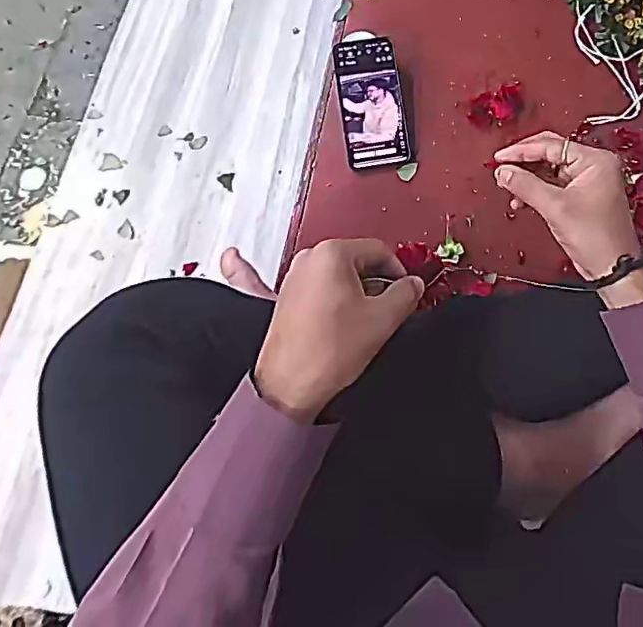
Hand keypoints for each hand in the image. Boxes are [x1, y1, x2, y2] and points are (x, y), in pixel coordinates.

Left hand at [252, 239, 423, 421]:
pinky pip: (257, 280)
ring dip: (346, 292)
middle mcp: (307, 259)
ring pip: (332, 277)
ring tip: (356, 320)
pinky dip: (248, 272)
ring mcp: (288, 280)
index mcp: (332, 253)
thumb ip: (406, 293)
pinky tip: (230, 258)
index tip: (404, 292)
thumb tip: (412, 285)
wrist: (288, 391)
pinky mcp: (275, 303)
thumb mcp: (384, 318)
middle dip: (373, 284)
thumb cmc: (329, 352)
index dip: (398, 272)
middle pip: (356, 263)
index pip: (379, 251)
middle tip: (384, 311)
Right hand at [493, 133, 642, 306]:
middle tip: (502, 168)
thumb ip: (526, 185)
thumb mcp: (556, 207)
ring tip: (508, 186)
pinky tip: (521, 199)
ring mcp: (589, 181)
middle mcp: (595, 166)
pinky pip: (555, 184)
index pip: (551, 145)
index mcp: (595, 160)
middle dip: (524, 162)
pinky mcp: (583, 195)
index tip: (501, 158)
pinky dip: (537, 190)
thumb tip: (504, 171)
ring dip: (528, 178)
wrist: (613, 268)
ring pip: (550, 169)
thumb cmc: (596, 238)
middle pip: (551, 153)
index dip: (522, 151)